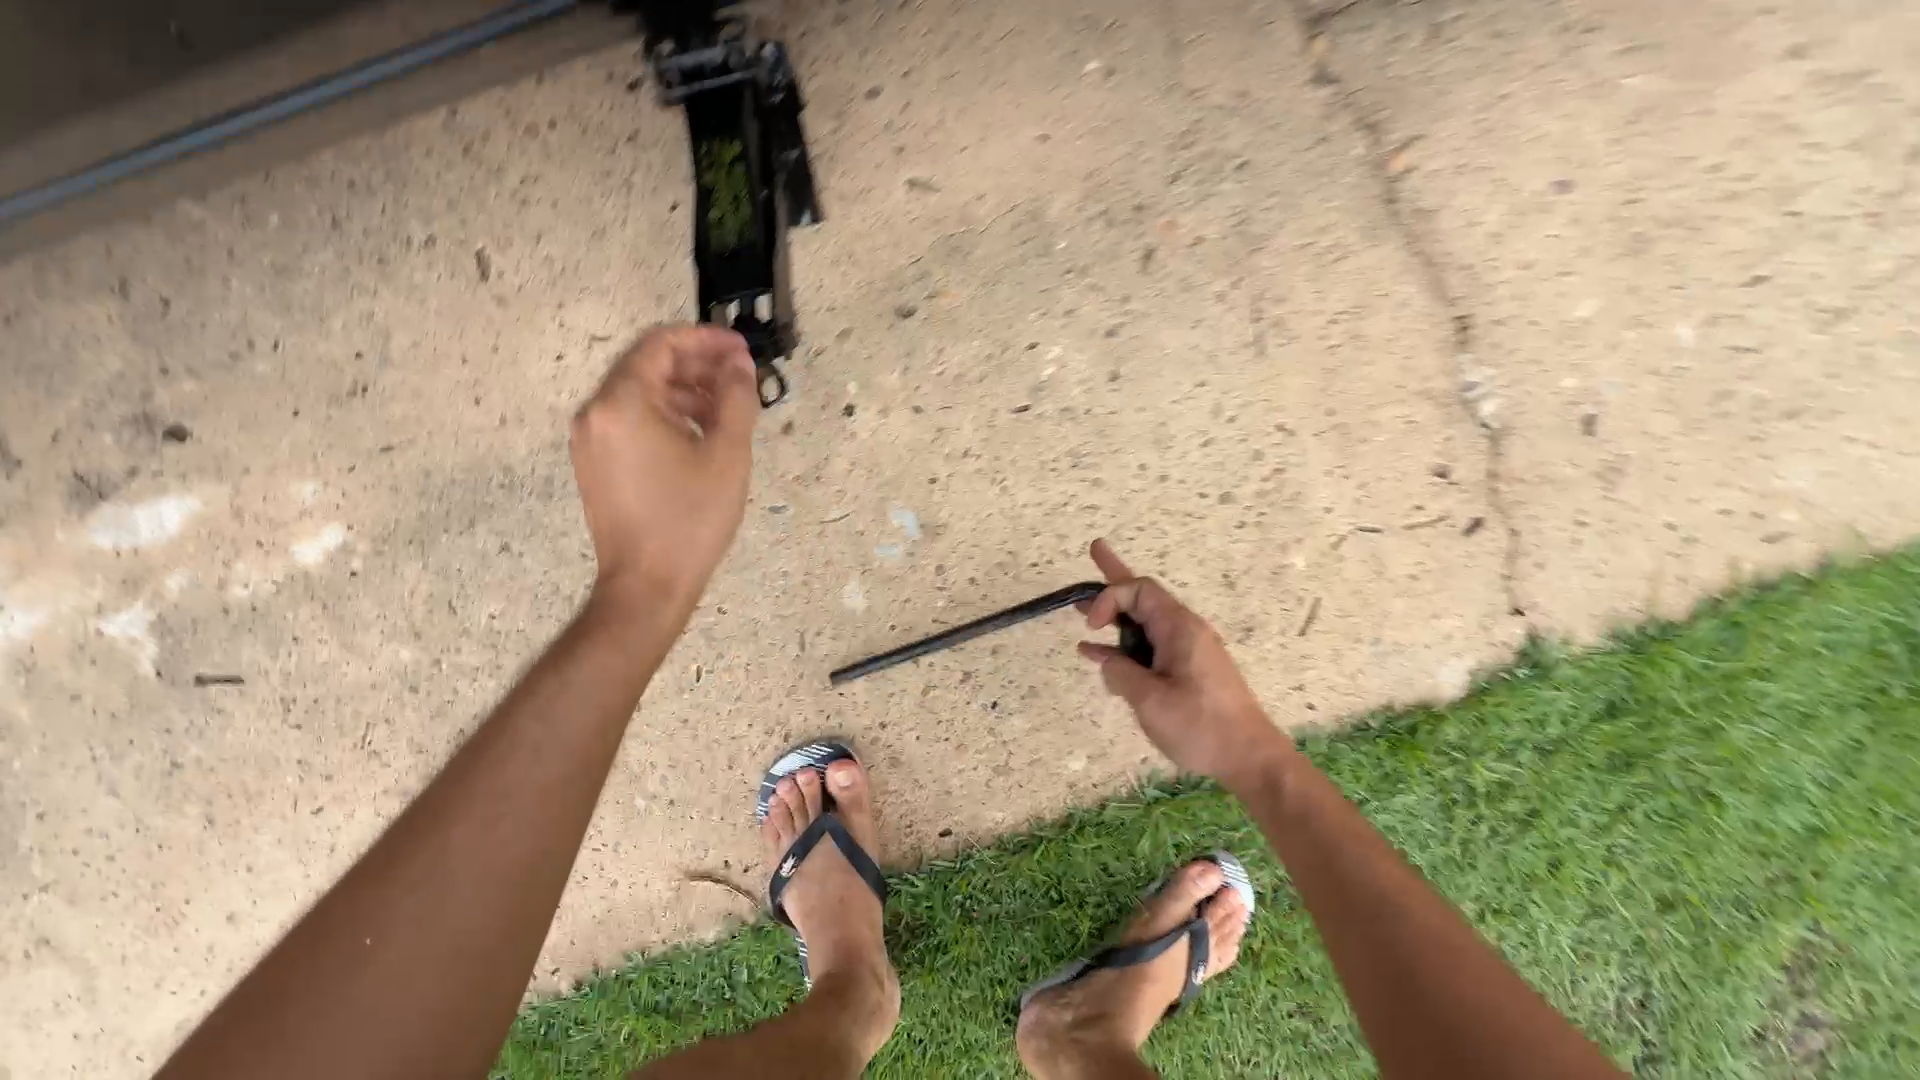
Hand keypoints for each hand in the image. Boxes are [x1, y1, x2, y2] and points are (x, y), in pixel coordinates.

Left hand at [570, 324, 759, 613]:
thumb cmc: (690, 519)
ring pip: (639, 394)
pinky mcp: (595, 464)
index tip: (741, 351)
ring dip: (684, 391)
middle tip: (740, 376)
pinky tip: (699, 434)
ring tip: (727, 408)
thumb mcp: (727, 454)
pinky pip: (630, 421)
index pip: (660, 344)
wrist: (647, 585)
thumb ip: (736, 397)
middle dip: (697, 364)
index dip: (705, 340)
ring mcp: (590, 440)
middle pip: (647, 366)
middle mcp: (596, 413)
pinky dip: (665, 415)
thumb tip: (738, 363)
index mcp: (622, 403)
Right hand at [1080, 539, 1296, 788]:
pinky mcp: (1189, 672)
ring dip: (1116, 617)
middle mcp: (1184, 631)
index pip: (1137, 590)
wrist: (1249, 757)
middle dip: (1115, 578)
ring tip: (1085, 611)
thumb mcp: (1150, 700)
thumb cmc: (1200, 725)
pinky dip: (1127, 646)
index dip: (1108, 598)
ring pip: (1145, 623)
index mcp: (1179, 628)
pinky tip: (1102, 654)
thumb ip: (1120, 674)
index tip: (1091, 628)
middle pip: (1143, 596)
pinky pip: (1152, 647)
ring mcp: (1188, 651)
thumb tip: (1106, 661)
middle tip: (1095, 550)